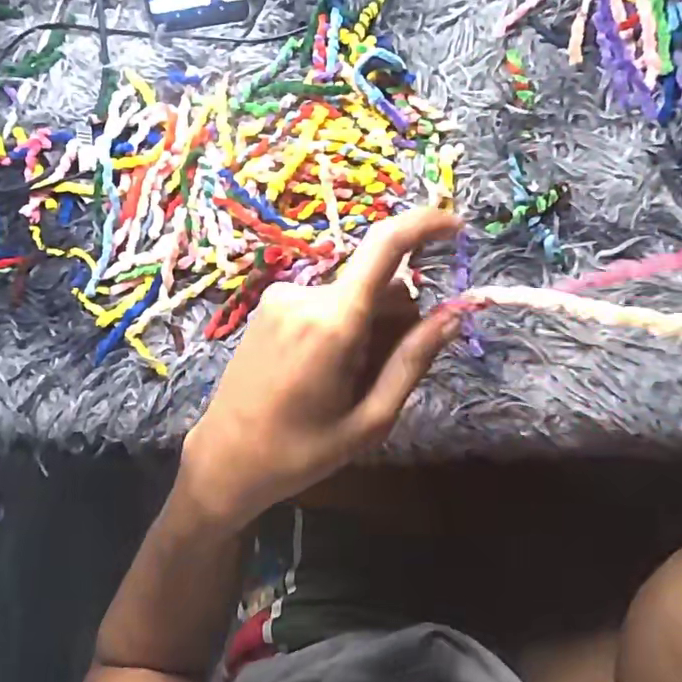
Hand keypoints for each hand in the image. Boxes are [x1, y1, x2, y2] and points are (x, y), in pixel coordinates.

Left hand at [177, 208, 462, 528]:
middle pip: (378, 284)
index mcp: (333, 322)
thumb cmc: (301, 451)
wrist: (224, 457)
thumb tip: (455, 313)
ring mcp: (282, 296)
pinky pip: (327, 300)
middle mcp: (305, 294)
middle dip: (398, 317)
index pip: (385, 245)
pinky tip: (324, 368)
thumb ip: (413, 360)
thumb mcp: (370, 419)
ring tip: (347, 379)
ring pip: (354, 294)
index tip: (457, 226)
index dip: (425, 224)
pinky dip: (342, 324)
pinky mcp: (269, 304)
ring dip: (368, 325)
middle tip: (384, 373)